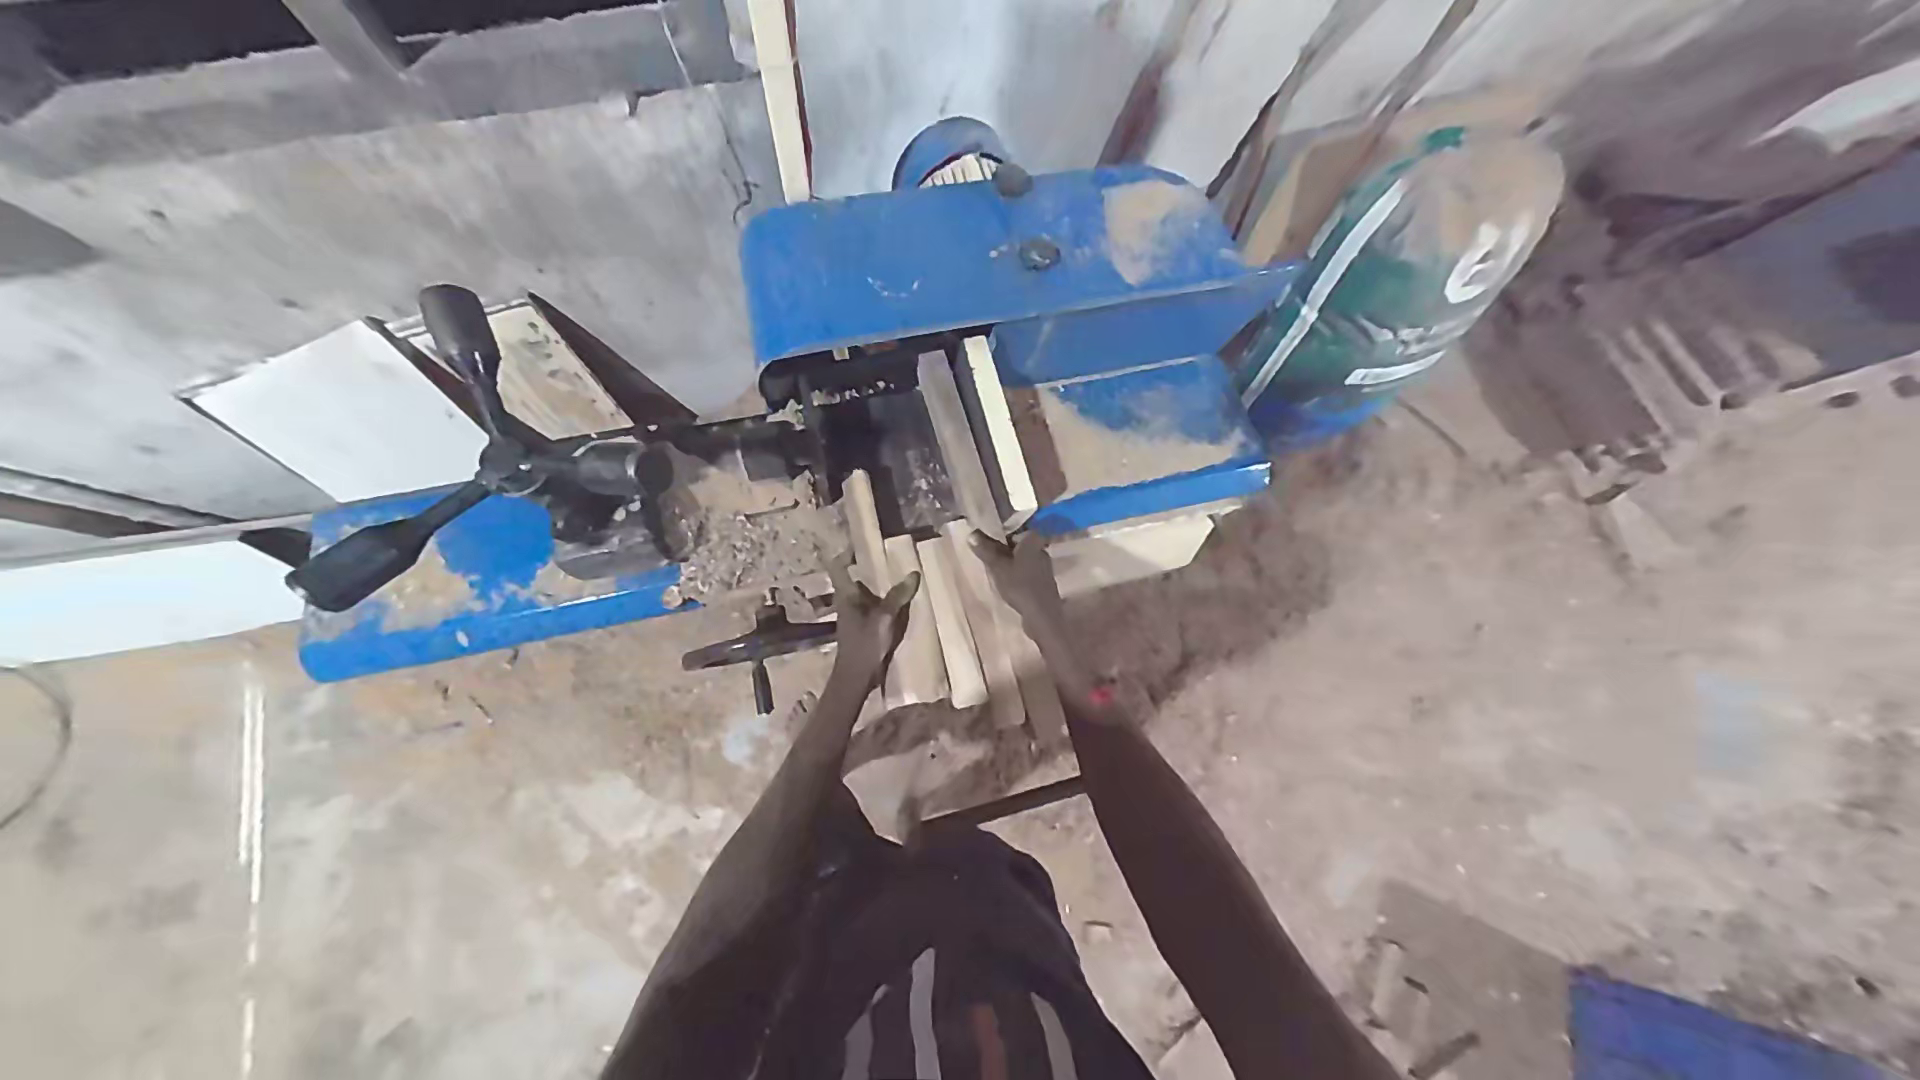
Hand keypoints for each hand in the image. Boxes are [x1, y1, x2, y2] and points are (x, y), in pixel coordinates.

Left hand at [826, 552, 918, 690]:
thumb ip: (898, 596)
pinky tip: (901, 602)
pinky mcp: (863, 628)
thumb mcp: (884, 618)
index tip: (862, 544)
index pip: (838, 567)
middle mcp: (847, 602)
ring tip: (900, 576)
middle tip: (891, 558)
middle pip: (855, 579)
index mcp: (846, 595)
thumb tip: (913, 573)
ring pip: (866, 594)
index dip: (846, 554)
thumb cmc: (865, 644)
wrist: (856, 677)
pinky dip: (884, 602)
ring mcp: (854, 616)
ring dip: (880, 586)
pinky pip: (874, 608)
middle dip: (870, 568)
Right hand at [970, 533, 1065, 638]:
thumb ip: (985, 549)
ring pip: (1022, 557)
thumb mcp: (997, 566)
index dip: (1001, 530)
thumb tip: (972, 533)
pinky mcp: (1043, 581)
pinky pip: (1026, 570)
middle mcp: (1041, 549)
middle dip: (1004, 546)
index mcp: (1033, 539)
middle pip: (1019, 543)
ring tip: (993, 567)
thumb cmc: (1019, 585)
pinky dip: (1016, 572)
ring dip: (1009, 560)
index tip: (987, 537)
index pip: (1016, 527)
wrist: (1041, 614)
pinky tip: (1006, 580)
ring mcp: (1044, 566)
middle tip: (986, 552)